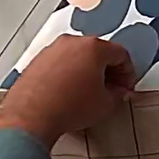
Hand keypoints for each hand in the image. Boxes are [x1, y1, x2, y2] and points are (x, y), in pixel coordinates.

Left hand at [0, 35, 135, 147]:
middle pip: (98, 51)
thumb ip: (118, 93)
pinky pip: (59, 63)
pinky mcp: (37, 61)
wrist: (31, 116)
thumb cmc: (66, 107)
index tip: (126, 85)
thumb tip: (116, 92)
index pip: (121, 54)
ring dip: (87, 71)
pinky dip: (67, 74)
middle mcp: (72, 43)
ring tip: (88, 93)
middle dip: (108, 70)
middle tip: (112, 88)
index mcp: (94, 47)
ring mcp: (52, 50)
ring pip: (77, 56)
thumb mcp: (106, 104)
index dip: (128, 72)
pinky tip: (69, 93)